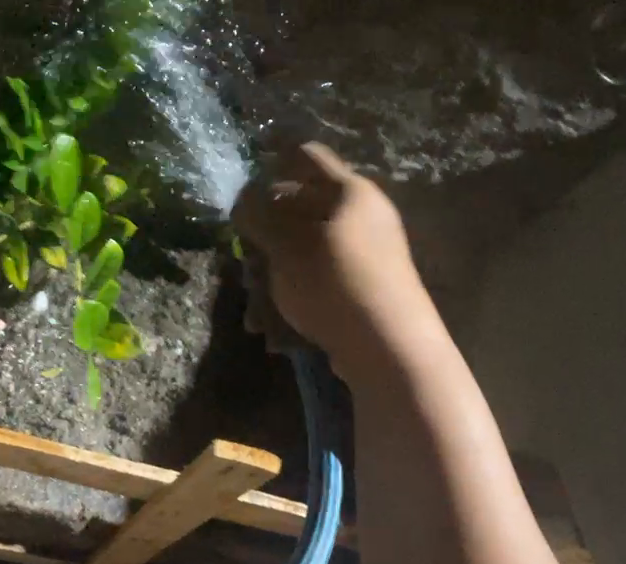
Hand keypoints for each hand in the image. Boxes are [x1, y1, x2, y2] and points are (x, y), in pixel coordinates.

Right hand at [232, 143, 437, 377]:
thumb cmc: (333, 283)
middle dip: (262, 245)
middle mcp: (358, 216)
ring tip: (256, 319)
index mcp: (347, 192)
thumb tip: (242, 200)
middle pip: (296, 213)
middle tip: (245, 272)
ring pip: (300, 257)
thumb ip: (259, 216)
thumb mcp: (286, 246)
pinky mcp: (359, 290)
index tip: (239, 197)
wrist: (386, 344)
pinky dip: (291, 305)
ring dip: (270, 286)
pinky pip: (315, 286)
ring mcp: (361, 255)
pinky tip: (276, 335)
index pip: (304, 157)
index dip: (268, 166)